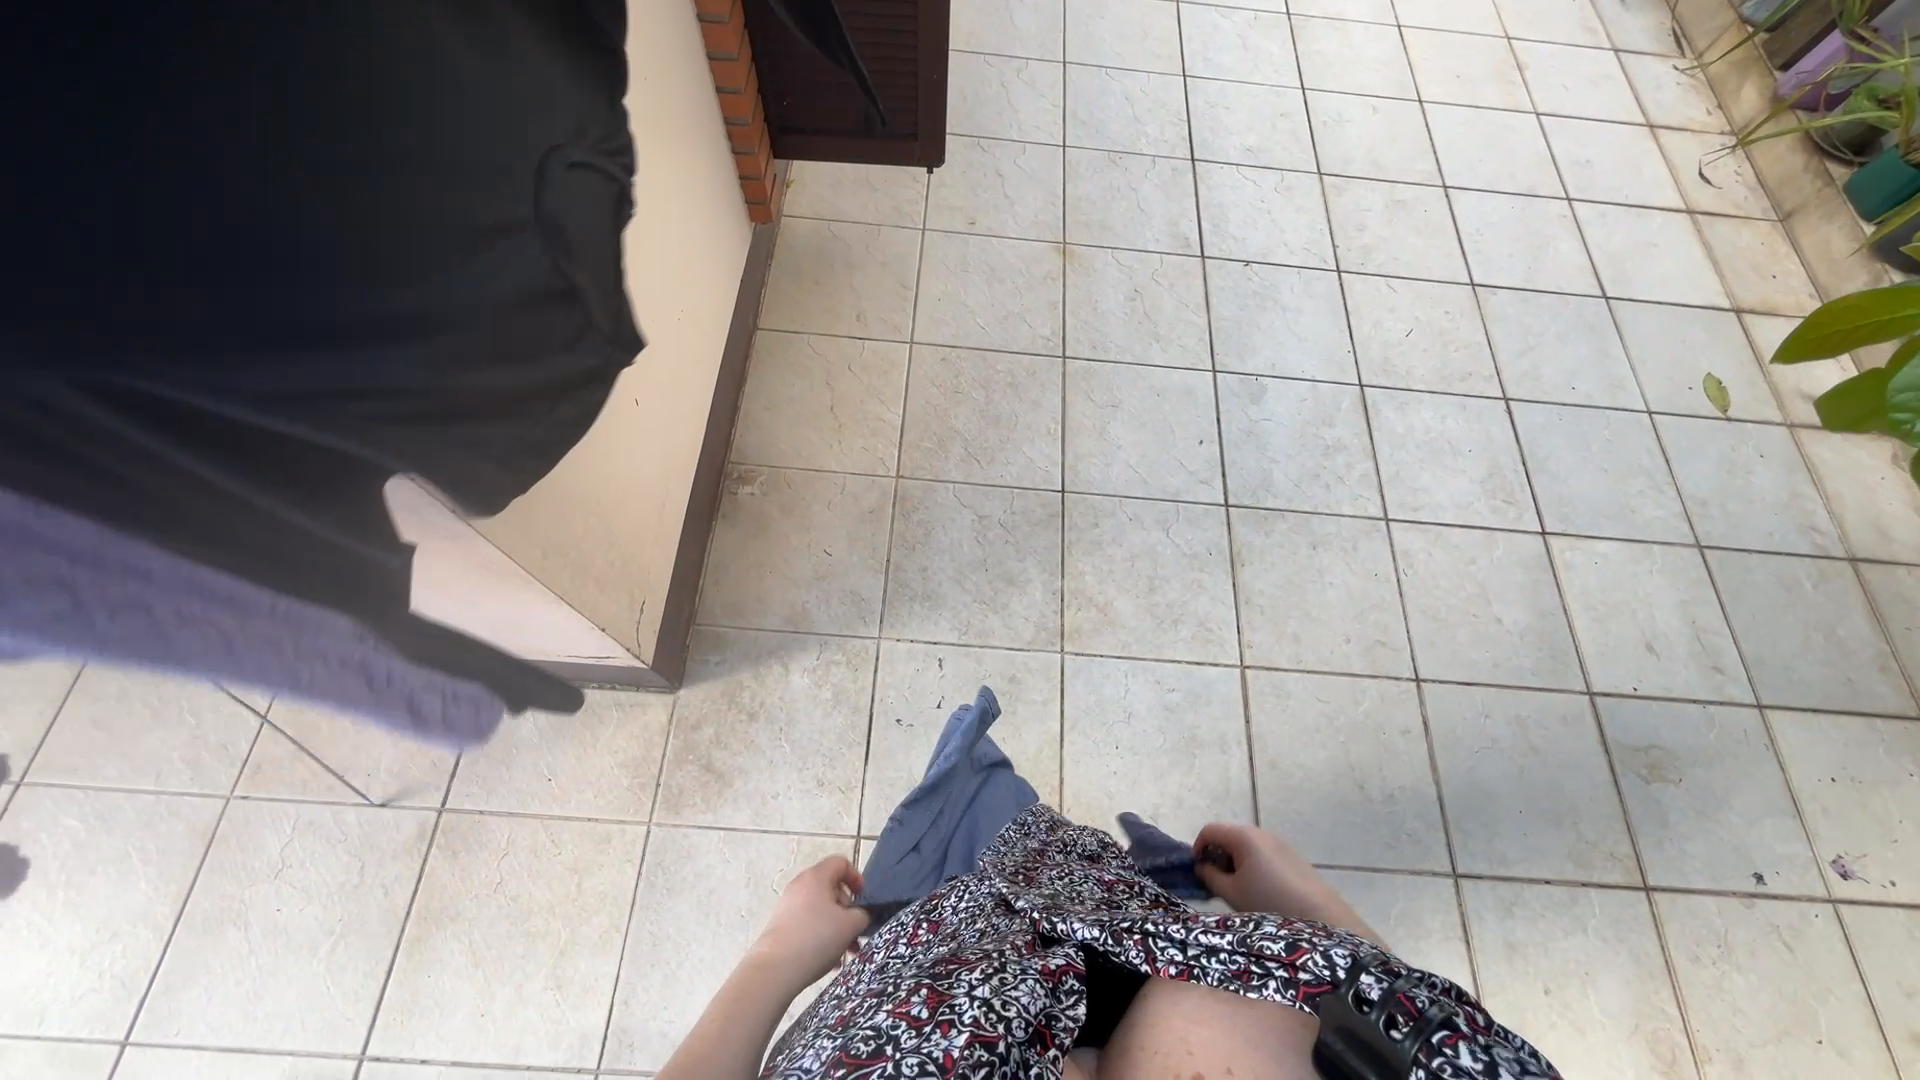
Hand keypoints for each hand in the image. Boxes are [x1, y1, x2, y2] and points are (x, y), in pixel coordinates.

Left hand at [746, 856, 870, 988]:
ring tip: (846, 953)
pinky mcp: (781, 926)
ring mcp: (788, 906)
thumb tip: (860, 916)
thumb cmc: (816, 939)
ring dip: (837, 928)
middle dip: (848, 911)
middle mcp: (800, 886)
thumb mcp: (850, 925)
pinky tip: (829, 962)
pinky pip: (808, 925)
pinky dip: (821, 937)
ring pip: (821, 911)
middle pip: (832, 889)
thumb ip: (863, 915)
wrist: (775, 969)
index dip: (856, 878)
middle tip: (855, 932)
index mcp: (816, 877)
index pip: (841, 863)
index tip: (863, 900)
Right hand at [1192, 822, 1330, 916]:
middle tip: (1216, 879)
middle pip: (1228, 836)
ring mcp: (1278, 842)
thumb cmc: (1268, 901)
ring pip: (1246, 845)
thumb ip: (1209, 876)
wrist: (1319, 914)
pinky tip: (1260, 888)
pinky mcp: (1291, 855)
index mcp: (1242, 836)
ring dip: (1234, 860)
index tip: (1197, 869)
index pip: (1209, 830)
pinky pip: (1262, 852)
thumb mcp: (1231, 892)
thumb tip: (1202, 866)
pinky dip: (1252, 864)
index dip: (1198, 847)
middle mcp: (1260, 832)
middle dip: (1217, 854)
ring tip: (1238, 886)